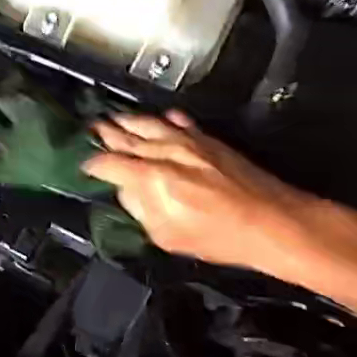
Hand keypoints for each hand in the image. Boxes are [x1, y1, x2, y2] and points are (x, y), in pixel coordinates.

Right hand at [83, 111, 346, 273]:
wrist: (271, 221)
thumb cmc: (220, 237)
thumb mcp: (167, 236)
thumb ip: (140, 209)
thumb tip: (128, 192)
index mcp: (153, 178)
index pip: (110, 163)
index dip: (93, 164)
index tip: (85, 165)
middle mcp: (168, 152)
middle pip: (128, 137)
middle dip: (107, 133)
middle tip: (92, 128)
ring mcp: (190, 142)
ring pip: (151, 124)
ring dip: (130, 121)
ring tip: (116, 119)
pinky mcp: (209, 140)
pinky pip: (180, 122)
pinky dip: (166, 120)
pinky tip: (163, 119)